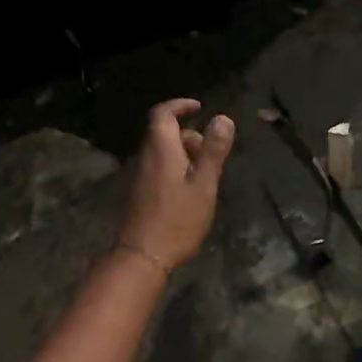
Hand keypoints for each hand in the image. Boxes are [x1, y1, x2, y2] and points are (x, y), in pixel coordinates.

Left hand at [117, 99, 235, 269]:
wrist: (143, 255)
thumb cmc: (178, 219)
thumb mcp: (204, 184)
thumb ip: (213, 150)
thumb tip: (223, 118)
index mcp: (161, 148)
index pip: (163, 113)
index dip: (180, 105)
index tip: (199, 108)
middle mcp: (145, 155)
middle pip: (164, 133)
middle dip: (189, 136)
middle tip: (211, 156)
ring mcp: (138, 174)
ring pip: (162, 152)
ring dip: (183, 154)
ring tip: (204, 178)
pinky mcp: (138, 191)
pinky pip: (157, 167)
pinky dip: (174, 168)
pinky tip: (188, 192)